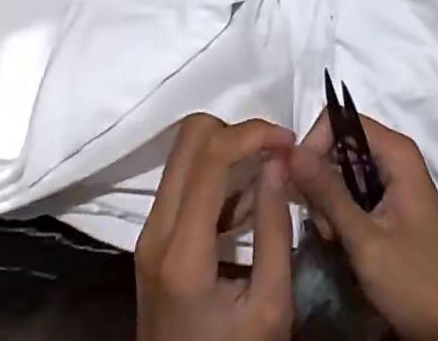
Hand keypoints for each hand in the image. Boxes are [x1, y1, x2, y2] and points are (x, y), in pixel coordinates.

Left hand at [136, 114, 296, 340]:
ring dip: (229, 149)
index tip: (289, 142)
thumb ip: (276, 229)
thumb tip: (278, 160)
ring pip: (184, 151)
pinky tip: (246, 205)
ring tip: (266, 180)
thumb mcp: (271, 306)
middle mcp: (155, 230)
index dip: (253, 134)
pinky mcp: (153, 235)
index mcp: (183, 253)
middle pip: (189, 138)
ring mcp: (148, 231)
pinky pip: (184, 177)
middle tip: (276, 154)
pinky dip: (218, 171)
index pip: (210, 157)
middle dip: (238, 132)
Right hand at [288, 114, 437, 340]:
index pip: (341, 120)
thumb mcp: (365, 238)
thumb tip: (291, 151)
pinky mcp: (388, 201)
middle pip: (340, 144)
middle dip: (320, 178)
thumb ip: (328, 193)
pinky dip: (339, 210)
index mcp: (396, 151)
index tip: (298, 182)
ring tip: (331, 235)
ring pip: (342, 169)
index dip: (314, 144)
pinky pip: (353, 189)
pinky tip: (339, 237)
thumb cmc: (414, 280)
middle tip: (319, 220)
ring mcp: (393, 178)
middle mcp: (395, 155)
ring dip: (327, 199)